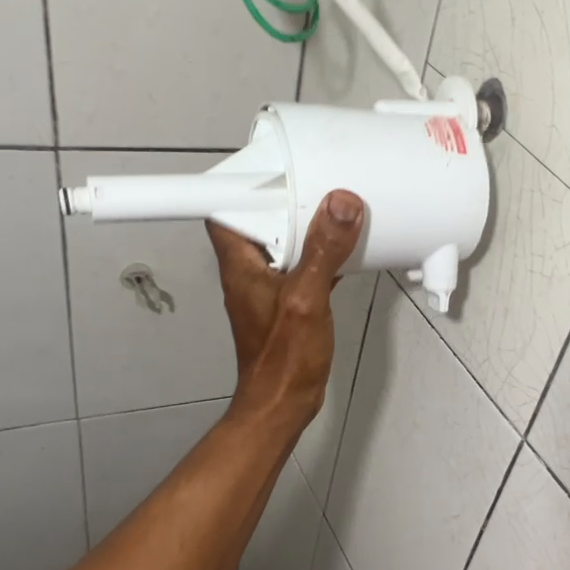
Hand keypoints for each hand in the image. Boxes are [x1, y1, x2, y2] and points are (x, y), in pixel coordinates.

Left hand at [208, 190, 366, 432]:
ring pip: (284, 242)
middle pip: (261, 220)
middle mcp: (248, 270)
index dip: (244, 183)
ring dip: (307, 227)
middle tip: (318, 180)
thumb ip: (324, 253)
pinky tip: (345, 250)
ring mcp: (268, 286)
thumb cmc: (283, 360)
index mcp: (240, 263)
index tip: (277, 166)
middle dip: (287, 199)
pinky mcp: (287, 302)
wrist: (283, 404)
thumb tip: (341, 204)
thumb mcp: (306, 300)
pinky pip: (302, 265)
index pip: (225, 208)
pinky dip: (319, 254)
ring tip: (336, 208)